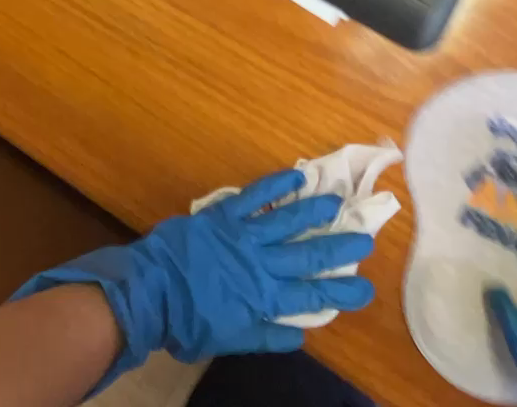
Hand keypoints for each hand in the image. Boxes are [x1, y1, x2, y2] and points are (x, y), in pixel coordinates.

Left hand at [13, 169, 375, 390]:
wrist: (149, 293)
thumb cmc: (187, 322)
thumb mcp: (228, 340)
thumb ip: (265, 336)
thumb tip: (301, 334)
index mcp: (263, 298)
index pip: (311, 297)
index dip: (340, 293)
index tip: (367, 290)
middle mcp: (260, 264)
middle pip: (307, 256)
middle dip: (338, 249)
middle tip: (366, 240)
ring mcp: (244, 236)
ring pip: (287, 221)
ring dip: (314, 212)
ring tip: (339, 202)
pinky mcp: (226, 216)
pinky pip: (256, 197)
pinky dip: (277, 185)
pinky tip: (297, 176)